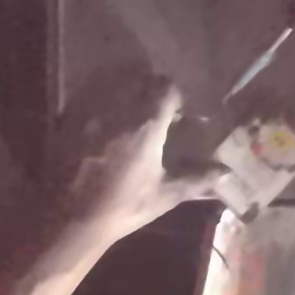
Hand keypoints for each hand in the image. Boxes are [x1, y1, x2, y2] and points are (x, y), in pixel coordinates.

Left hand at [52, 70, 219, 247]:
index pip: (167, 88)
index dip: (176, 97)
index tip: (179, 113)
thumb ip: (197, 179)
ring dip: (128, 85)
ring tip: (132, 106)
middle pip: (142, 77)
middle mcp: (119, 106)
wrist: (68, 218)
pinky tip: (106, 113)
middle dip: (153, 88)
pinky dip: (103, 92)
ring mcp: (91, 107)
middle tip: (158, 109)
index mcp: (147, 123)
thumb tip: (226, 172)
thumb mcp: (165, 195)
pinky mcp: (68, 114)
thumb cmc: (122, 208)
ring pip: (114, 77)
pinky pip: (90, 89)